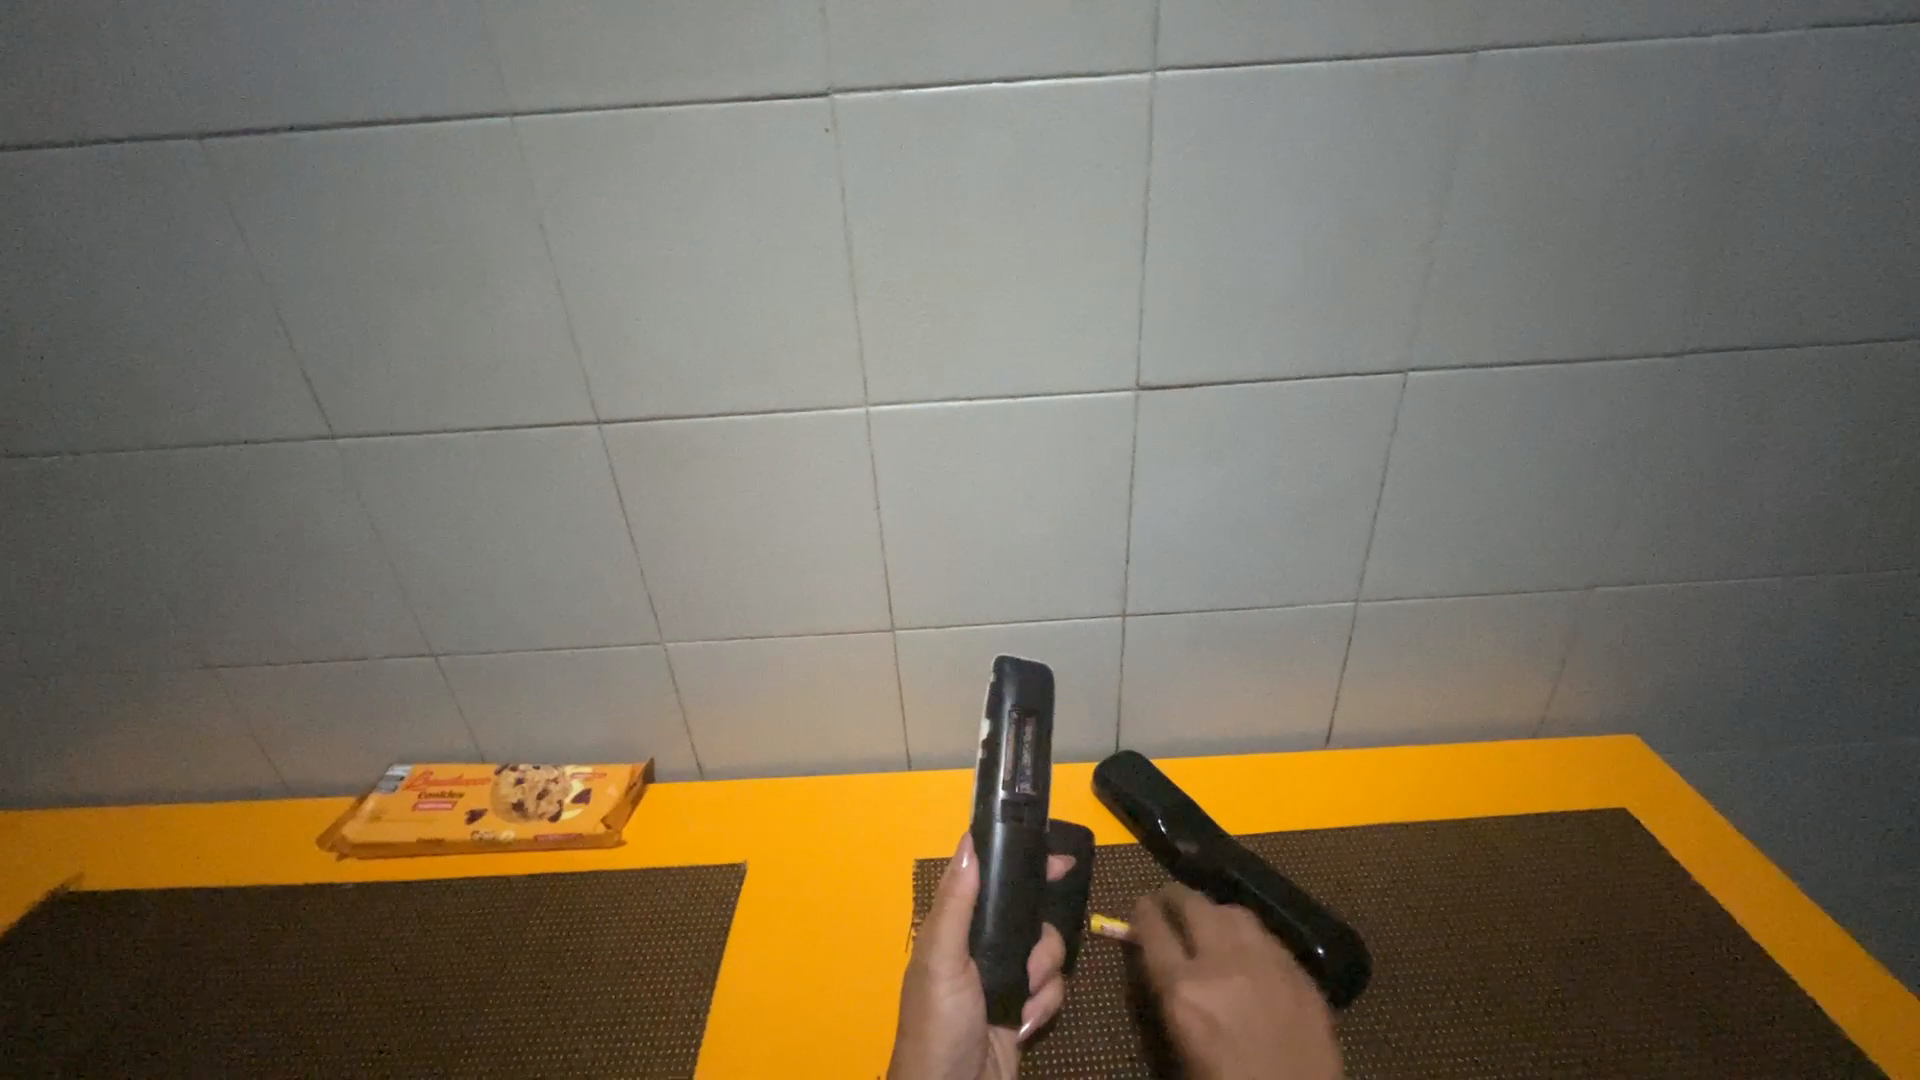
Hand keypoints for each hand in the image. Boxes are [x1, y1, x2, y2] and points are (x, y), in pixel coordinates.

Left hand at [888, 834, 1075, 1079]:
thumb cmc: (938, 1022)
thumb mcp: (941, 958)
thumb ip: (957, 902)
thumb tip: (969, 842)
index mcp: (954, 926)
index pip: (985, 877)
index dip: (1014, 860)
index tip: (1052, 855)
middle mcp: (978, 945)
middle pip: (1024, 912)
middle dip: (1039, 926)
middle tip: (1043, 937)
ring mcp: (1003, 977)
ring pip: (1044, 950)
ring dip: (1042, 971)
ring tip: (1023, 994)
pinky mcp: (1022, 1007)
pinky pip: (1051, 988)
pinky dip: (1044, 1004)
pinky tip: (1024, 1021)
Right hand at [1131, 883, 1342, 1079]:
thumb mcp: (1180, 1049)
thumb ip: (1170, 997)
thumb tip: (1164, 962)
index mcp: (1184, 990)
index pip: (1154, 931)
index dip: (1143, 913)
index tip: (1141, 904)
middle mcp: (1222, 964)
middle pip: (1193, 906)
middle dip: (1175, 897)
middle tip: (1169, 898)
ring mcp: (1266, 964)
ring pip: (1234, 913)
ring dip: (1215, 911)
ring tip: (1210, 918)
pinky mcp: (1300, 975)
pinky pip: (1269, 939)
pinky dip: (1251, 936)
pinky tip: (1251, 948)